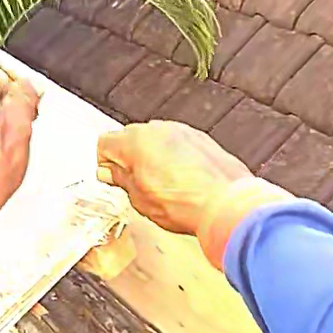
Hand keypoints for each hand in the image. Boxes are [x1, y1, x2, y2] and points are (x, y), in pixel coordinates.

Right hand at [95, 121, 252, 233]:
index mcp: (134, 141)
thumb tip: (110, 172)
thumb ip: (122, 180)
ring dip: (153, 158)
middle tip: (138, 186)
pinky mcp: (201, 138)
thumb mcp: (140, 199)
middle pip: (130, 138)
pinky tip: (183, 181)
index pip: (105, 143)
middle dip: (130, 159)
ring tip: (164, 186)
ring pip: (156, 140)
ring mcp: (181, 130)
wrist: (227, 204)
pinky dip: (175, 158)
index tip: (115, 180)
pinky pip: (178, 144)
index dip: (106, 164)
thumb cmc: (183, 204)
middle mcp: (157, 128)